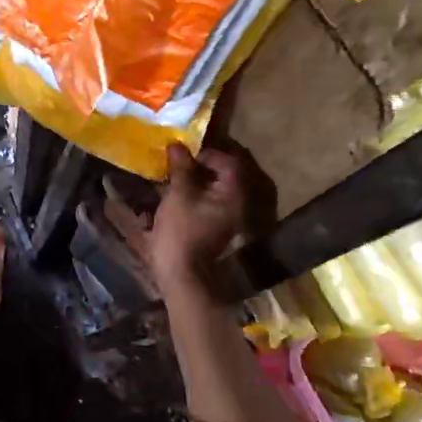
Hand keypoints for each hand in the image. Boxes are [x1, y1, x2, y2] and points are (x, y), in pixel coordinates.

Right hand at [146, 144, 245, 293]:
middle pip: (232, 172)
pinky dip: (208, 192)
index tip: (185, 153)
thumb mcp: (179, 195)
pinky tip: (189, 193)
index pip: (230, 160)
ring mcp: (237, 216)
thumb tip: (177, 145)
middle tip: (186, 159)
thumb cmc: (182, 232)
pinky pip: (221, 200)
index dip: (207, 152)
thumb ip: (181, 168)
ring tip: (185, 174)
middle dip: (210, 163)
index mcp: (236, 192)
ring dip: (208, 177)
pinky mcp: (226, 227)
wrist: (184, 275)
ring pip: (226, 187)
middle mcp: (243, 202)